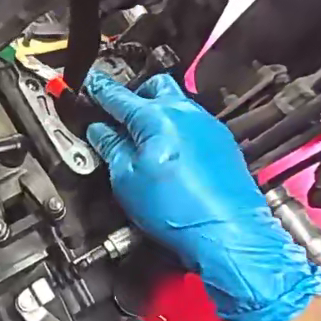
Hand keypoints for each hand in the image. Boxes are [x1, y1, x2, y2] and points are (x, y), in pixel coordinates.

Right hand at [85, 71, 320, 320]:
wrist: (230, 234)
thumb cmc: (182, 214)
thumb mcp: (128, 182)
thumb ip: (111, 149)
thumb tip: (101, 134)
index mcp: (157, 117)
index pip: (118, 94)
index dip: (99, 89)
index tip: (91, 86)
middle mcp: (185, 113)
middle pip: (153, 86)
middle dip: (134, 95)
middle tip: (117, 114)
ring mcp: (207, 125)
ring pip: (175, 104)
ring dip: (156, 114)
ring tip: (141, 141)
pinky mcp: (221, 141)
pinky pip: (192, 124)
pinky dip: (175, 131)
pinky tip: (167, 155)